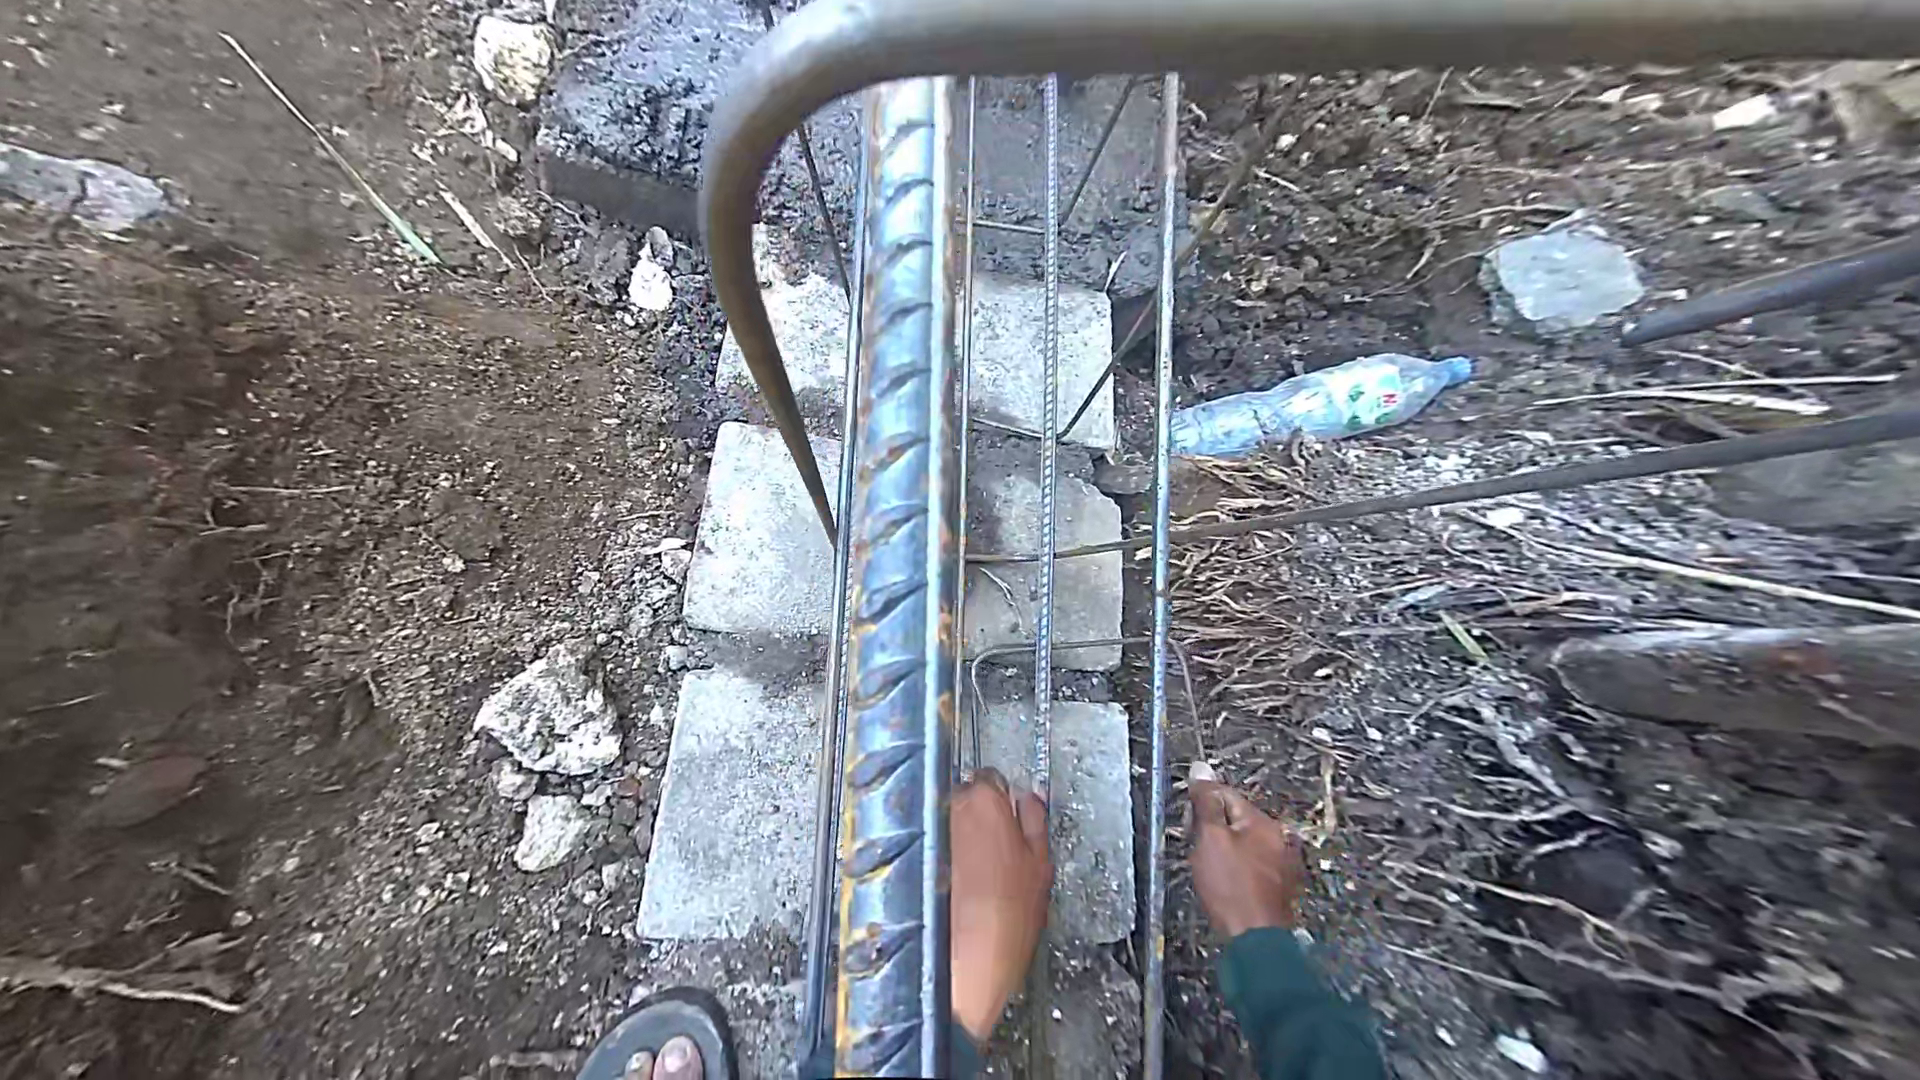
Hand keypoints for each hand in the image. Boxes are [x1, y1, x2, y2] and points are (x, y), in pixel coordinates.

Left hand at [950, 768, 1051, 1042]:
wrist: (970, 959)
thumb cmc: (1007, 914)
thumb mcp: (1040, 861)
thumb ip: (1035, 818)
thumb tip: (1029, 798)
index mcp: (984, 798)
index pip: (992, 777)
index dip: (1003, 798)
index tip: (1009, 813)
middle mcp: (950, 807)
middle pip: (968, 795)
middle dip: (981, 812)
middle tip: (998, 843)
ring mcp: (930, 830)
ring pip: (950, 818)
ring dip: (961, 831)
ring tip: (978, 866)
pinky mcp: (917, 854)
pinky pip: (935, 841)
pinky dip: (945, 851)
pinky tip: (960, 878)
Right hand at [1190, 777, 1305, 938]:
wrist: (1254, 942)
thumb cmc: (1230, 885)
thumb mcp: (1211, 837)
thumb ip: (1206, 802)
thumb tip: (1201, 767)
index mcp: (1263, 822)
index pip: (1224, 794)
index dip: (1201, 805)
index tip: (1189, 825)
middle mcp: (1278, 837)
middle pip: (1233, 816)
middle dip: (1211, 827)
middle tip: (1198, 848)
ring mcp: (1280, 862)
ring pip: (1239, 839)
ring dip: (1220, 846)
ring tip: (1208, 866)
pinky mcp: (1276, 884)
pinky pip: (1248, 860)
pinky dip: (1233, 864)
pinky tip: (1223, 880)